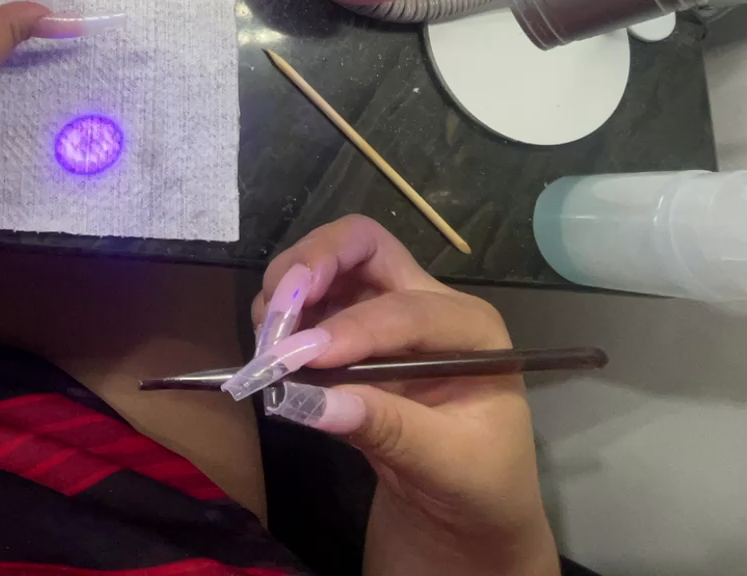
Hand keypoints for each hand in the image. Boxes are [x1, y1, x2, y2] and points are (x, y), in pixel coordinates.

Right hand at [254, 216, 556, 575]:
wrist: (464, 503)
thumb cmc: (476, 482)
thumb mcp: (449, 466)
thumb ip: (384, 427)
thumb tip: (310, 401)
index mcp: (468, 328)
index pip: (406, 309)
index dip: (352, 328)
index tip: (303, 356)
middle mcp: (422, 298)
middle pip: (362, 242)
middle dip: (314, 259)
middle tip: (281, 299)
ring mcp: (379, 304)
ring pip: (326, 258)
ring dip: (288, 284)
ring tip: (269, 333)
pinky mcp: (344, 320)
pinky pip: (305, 294)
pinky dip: (279, 309)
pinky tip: (271, 344)